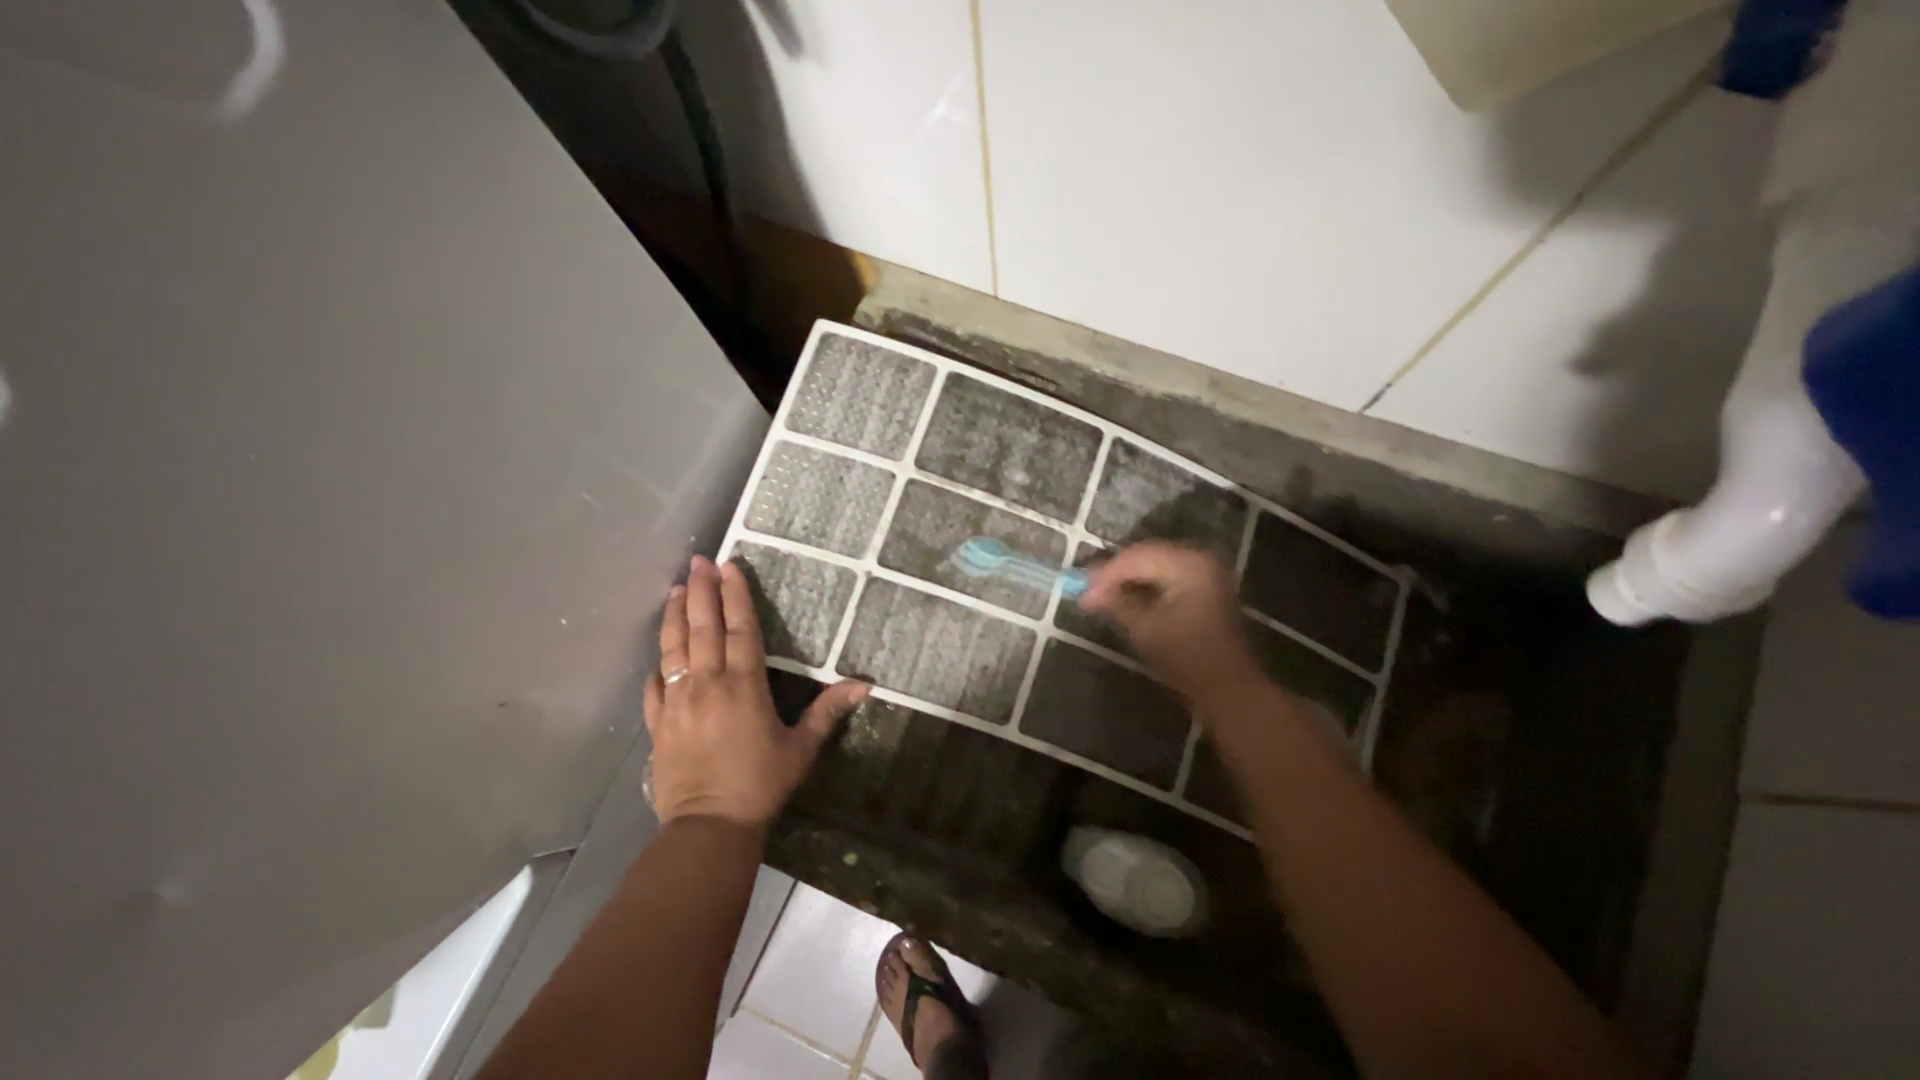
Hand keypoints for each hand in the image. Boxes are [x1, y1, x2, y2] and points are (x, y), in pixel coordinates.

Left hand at [644, 555, 868, 828]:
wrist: (709, 825)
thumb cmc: (761, 785)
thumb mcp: (801, 749)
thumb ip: (827, 712)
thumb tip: (864, 684)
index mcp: (744, 685)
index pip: (740, 629)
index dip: (735, 595)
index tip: (729, 566)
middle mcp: (707, 684)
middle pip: (702, 627)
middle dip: (700, 591)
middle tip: (698, 561)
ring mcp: (677, 701)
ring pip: (674, 647)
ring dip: (674, 615)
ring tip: (675, 588)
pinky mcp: (658, 722)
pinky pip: (654, 685)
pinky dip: (657, 664)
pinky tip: (659, 654)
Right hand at [1080, 542, 1259, 700]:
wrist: (1227, 688)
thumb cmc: (1186, 657)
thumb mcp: (1145, 629)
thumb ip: (1115, 603)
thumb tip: (1087, 593)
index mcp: (1188, 564)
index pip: (1137, 557)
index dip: (1106, 573)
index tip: (1080, 590)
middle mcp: (1200, 560)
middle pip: (1147, 556)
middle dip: (1116, 573)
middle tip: (1088, 591)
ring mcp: (1206, 574)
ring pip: (1156, 566)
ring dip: (1129, 579)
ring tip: (1103, 596)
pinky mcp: (1206, 589)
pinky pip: (1168, 577)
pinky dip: (1146, 586)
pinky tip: (1127, 599)